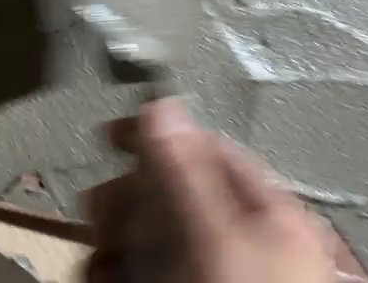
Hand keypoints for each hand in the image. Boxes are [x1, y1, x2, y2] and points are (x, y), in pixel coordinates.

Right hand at [82, 97, 334, 282]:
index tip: (110, 135)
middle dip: (125, 197)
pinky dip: (120, 265)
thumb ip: (183, 166)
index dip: (154, 133)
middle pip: (172, 188)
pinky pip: (151, 265)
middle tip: (99, 213)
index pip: (204, 144)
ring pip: (156, 231)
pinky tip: (105, 274)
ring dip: (116, 238)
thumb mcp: (211, 235)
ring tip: (99, 257)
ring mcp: (222, 269)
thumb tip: (160, 102)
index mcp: (268, 210)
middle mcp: (247, 236)